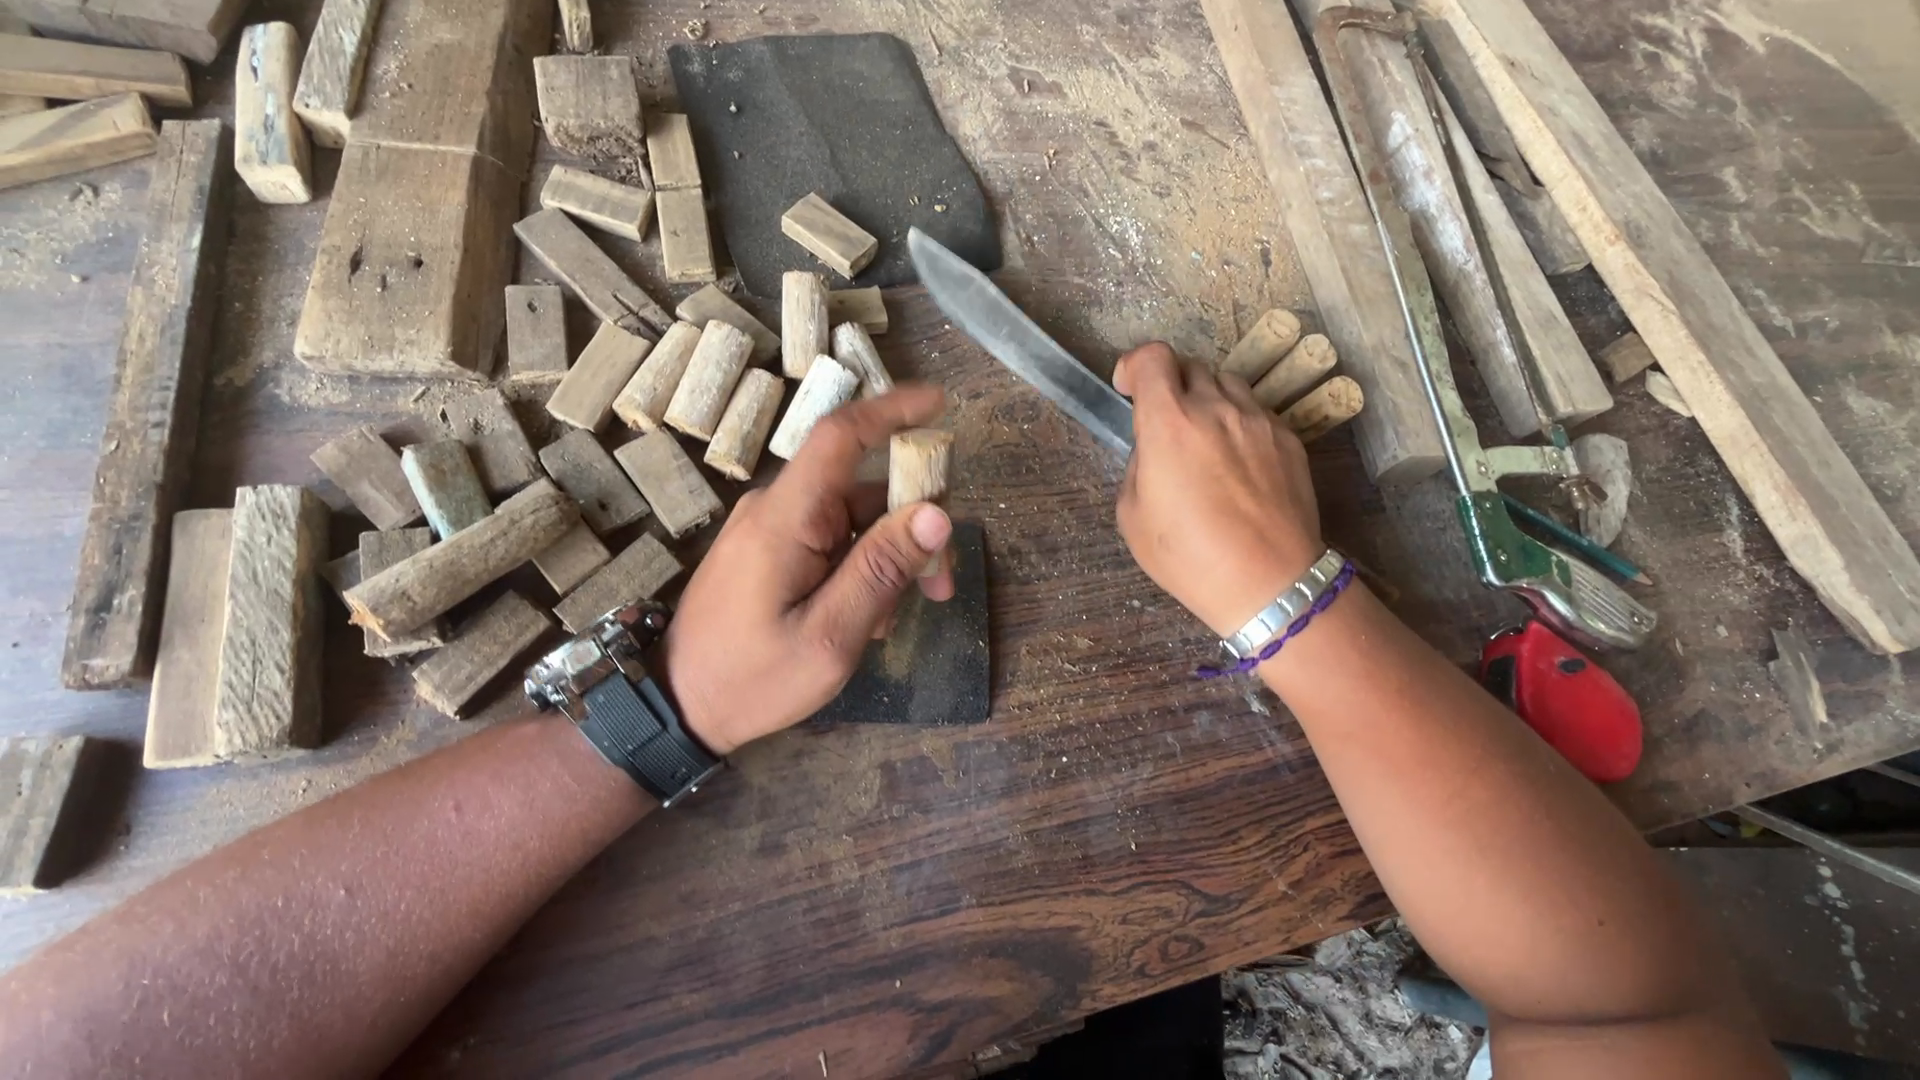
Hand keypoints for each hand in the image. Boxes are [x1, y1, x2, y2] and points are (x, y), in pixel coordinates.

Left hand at [661, 385, 955, 754]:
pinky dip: (861, 568)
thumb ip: (882, 570)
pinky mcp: (772, 551)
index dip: (892, 411)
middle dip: (912, 527)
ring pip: (854, 519)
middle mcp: (778, 509)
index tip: (940, 403)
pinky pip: (833, 541)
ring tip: (895, 620)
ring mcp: (773, 530)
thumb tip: (937, 514)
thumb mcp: (830, 637)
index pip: (839, 437)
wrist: (679, 706)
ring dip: (889, 558)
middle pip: (863, 489)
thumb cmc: (752, 679)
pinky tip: (867, 617)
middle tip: (940, 586)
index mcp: (785, 518)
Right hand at [1114, 343, 1324, 637]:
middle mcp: (1216, 408)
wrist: (1268, 582)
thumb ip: (1138, 466)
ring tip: (1204, 438)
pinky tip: (1237, 461)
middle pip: (1190, 366)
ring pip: (1227, 384)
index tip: (1128, 387)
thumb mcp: (1132, 516)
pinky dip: (1238, 422)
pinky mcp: (1289, 439)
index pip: (1152, 358)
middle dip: (1170, 385)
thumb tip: (1153, 449)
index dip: (1135, 365)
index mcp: (1169, 423)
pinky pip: (1256, 412)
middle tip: (1165, 422)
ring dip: (1207, 399)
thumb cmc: (1188, 556)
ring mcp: (1258, 421)